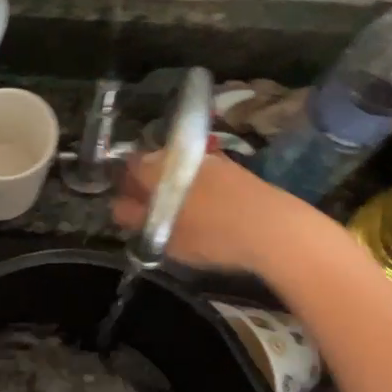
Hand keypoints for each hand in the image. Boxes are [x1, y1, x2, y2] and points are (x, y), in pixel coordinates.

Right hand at [110, 145, 326, 272]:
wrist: (274, 229)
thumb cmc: (209, 234)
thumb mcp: (162, 236)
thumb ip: (134, 220)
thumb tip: (117, 207)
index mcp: (158, 168)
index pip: (128, 166)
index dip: (122, 185)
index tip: (124, 205)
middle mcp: (183, 156)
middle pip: (155, 166)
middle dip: (148, 186)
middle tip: (148, 214)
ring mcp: (213, 161)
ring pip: (181, 172)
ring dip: (174, 189)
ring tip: (176, 217)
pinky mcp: (236, 171)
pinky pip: (204, 178)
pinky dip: (197, 192)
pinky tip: (204, 215)